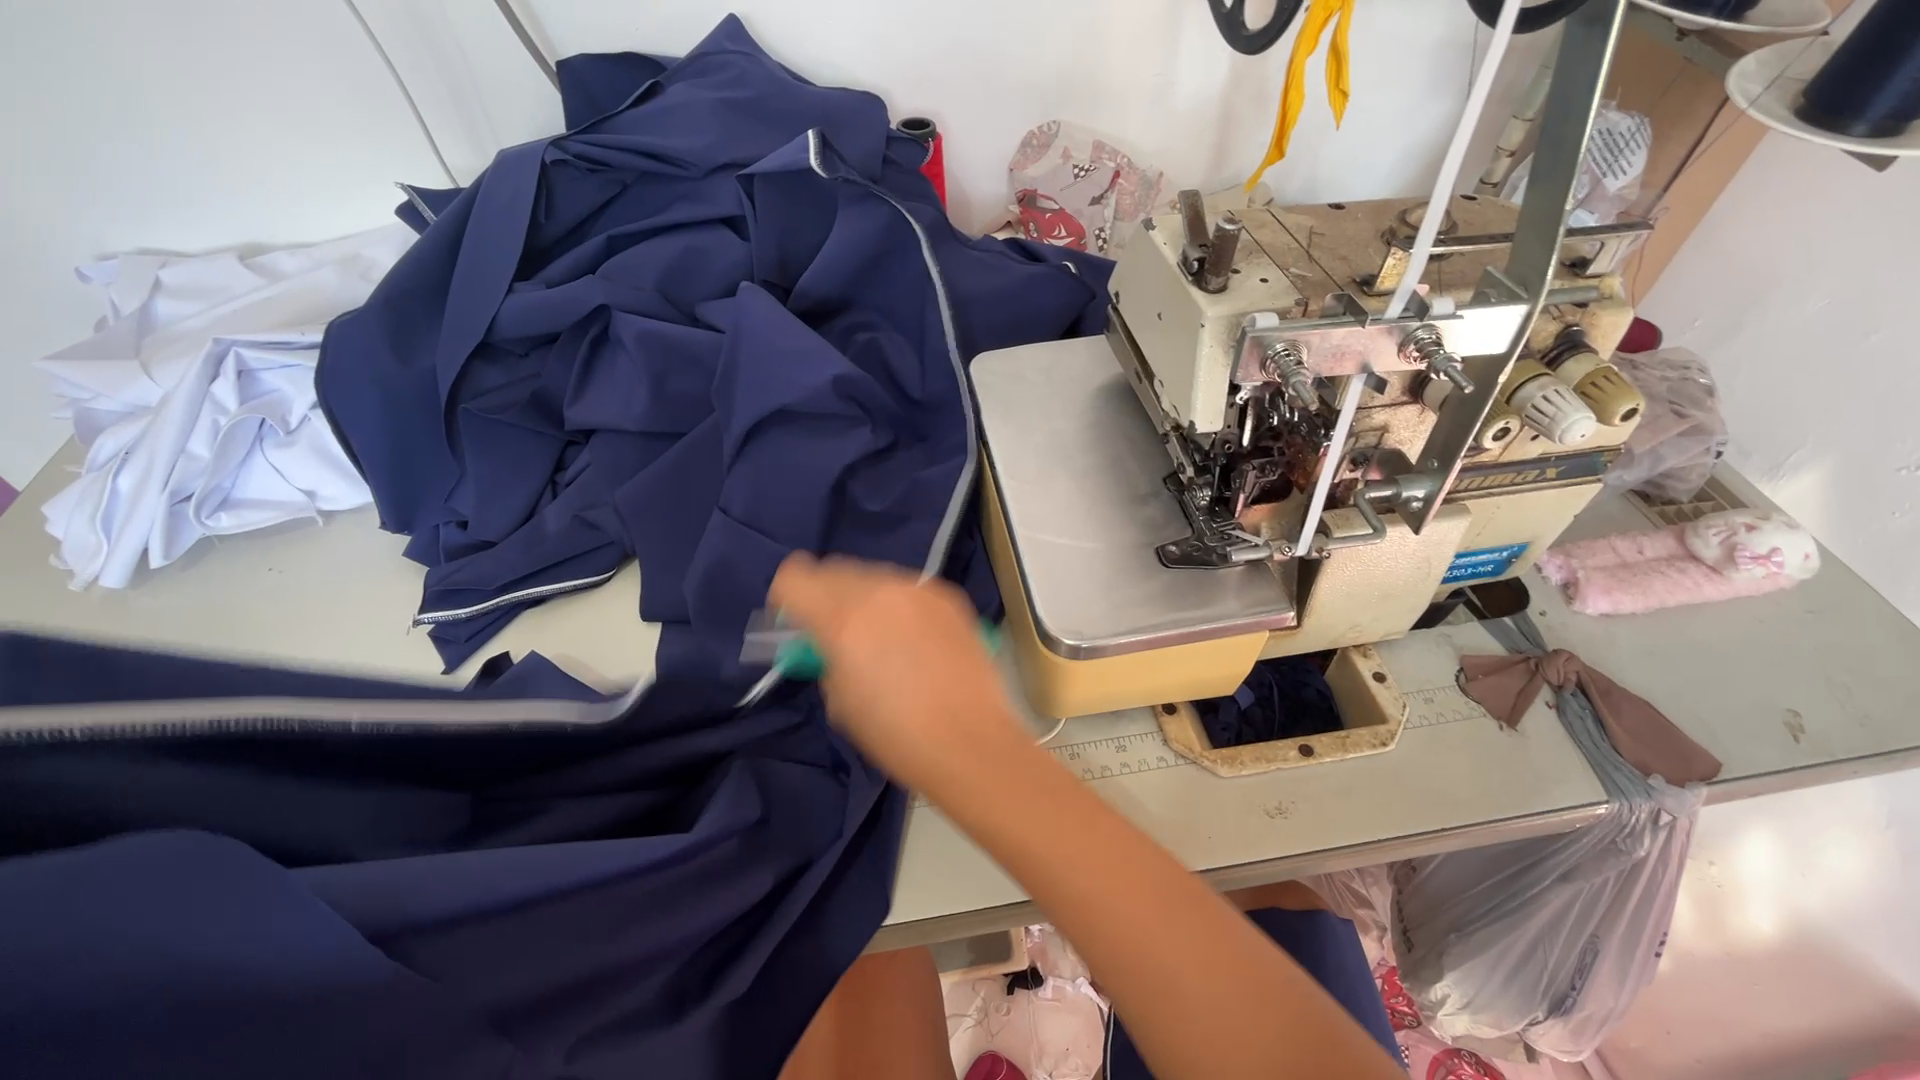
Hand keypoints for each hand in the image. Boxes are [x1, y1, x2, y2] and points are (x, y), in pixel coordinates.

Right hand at [767, 553, 1028, 791]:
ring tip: (877, 634)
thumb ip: (826, 659)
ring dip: (863, 596)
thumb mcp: (840, 702)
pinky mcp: (949, 597)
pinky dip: (898, 603)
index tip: (794, 622)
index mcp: (842, 619)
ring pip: (873, 576)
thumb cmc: (896, 735)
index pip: (794, 578)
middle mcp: (879, 591)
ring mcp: (918, 590)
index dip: (786, 599)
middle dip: (824, 594)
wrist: (971, 740)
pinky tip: (912, 637)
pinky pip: (908, 588)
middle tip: (832, 629)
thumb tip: (830, 645)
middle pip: (833, 570)